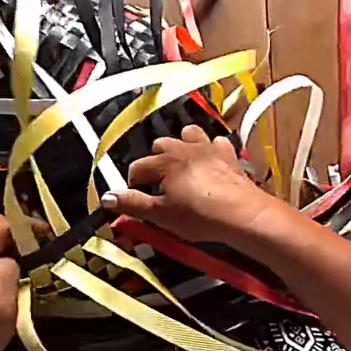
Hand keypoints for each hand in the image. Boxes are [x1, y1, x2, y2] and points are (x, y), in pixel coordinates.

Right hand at [103, 125, 294, 244]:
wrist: (244, 215)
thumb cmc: (200, 216)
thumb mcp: (161, 215)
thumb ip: (133, 204)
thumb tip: (107, 198)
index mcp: (164, 161)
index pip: (137, 167)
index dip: (133, 185)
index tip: (138, 200)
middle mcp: (185, 148)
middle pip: (160, 145)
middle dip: (155, 162)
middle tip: (159, 187)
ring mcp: (209, 148)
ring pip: (188, 135)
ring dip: (182, 147)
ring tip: (181, 167)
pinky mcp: (229, 156)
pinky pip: (216, 143)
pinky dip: (210, 150)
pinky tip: (210, 165)